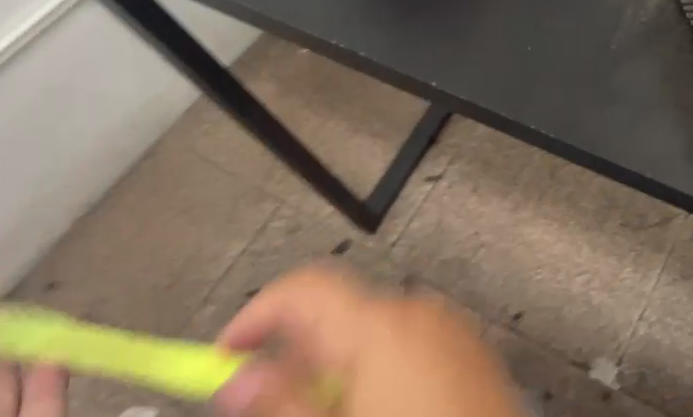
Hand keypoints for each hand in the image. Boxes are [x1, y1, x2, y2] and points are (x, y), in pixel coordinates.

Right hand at [212, 265, 523, 416]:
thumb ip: (281, 403)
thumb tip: (236, 380)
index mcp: (381, 325)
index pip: (304, 287)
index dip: (255, 316)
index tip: (221, 356)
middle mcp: (419, 313)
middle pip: (337, 315)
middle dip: (296, 358)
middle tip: (270, 407)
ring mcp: (451, 329)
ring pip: (372, 338)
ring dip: (338, 372)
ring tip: (331, 413)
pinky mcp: (471, 351)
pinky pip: (410, 349)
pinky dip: (381, 375)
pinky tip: (378, 411)